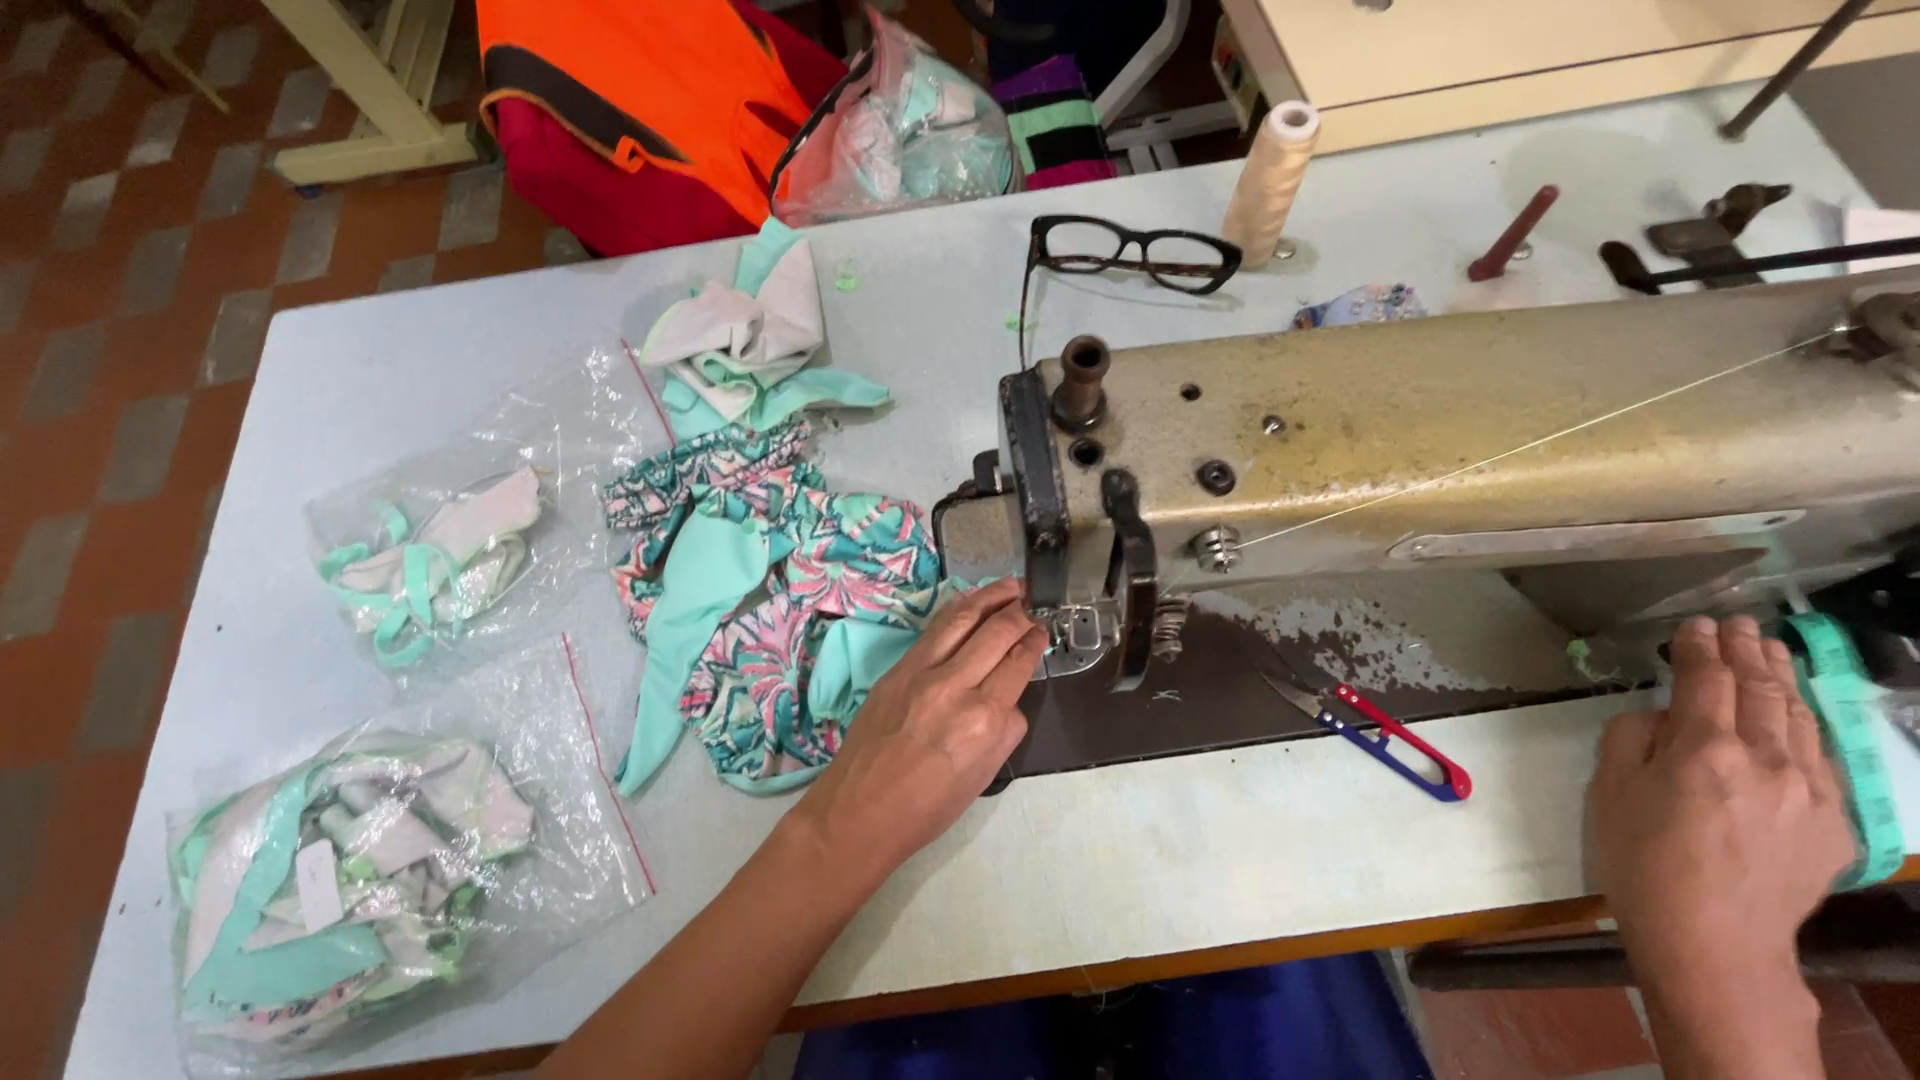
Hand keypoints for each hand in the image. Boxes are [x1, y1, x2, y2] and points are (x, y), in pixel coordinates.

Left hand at [785, 578, 1047, 889]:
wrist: (860, 810)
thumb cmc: (927, 807)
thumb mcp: (983, 776)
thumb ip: (1005, 730)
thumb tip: (1007, 698)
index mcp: (984, 721)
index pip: (1018, 664)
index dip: (1035, 642)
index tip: (1043, 631)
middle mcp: (955, 688)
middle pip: (996, 633)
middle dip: (1020, 614)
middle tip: (1032, 604)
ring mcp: (922, 673)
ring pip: (963, 620)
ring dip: (990, 597)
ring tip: (1010, 586)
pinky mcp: (898, 670)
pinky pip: (934, 630)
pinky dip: (957, 610)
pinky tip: (970, 602)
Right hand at [1587, 615, 1853, 1075]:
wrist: (1712, 939)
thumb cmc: (1640, 861)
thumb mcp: (1609, 791)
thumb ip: (1631, 739)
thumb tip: (1661, 717)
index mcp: (1703, 750)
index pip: (1706, 680)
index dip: (1700, 647)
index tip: (1696, 624)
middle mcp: (1766, 760)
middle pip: (1760, 690)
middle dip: (1747, 650)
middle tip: (1738, 623)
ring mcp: (1811, 791)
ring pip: (1798, 717)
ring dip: (1781, 677)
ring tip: (1769, 648)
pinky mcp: (1835, 821)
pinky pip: (1822, 756)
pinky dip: (1805, 722)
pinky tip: (1794, 710)